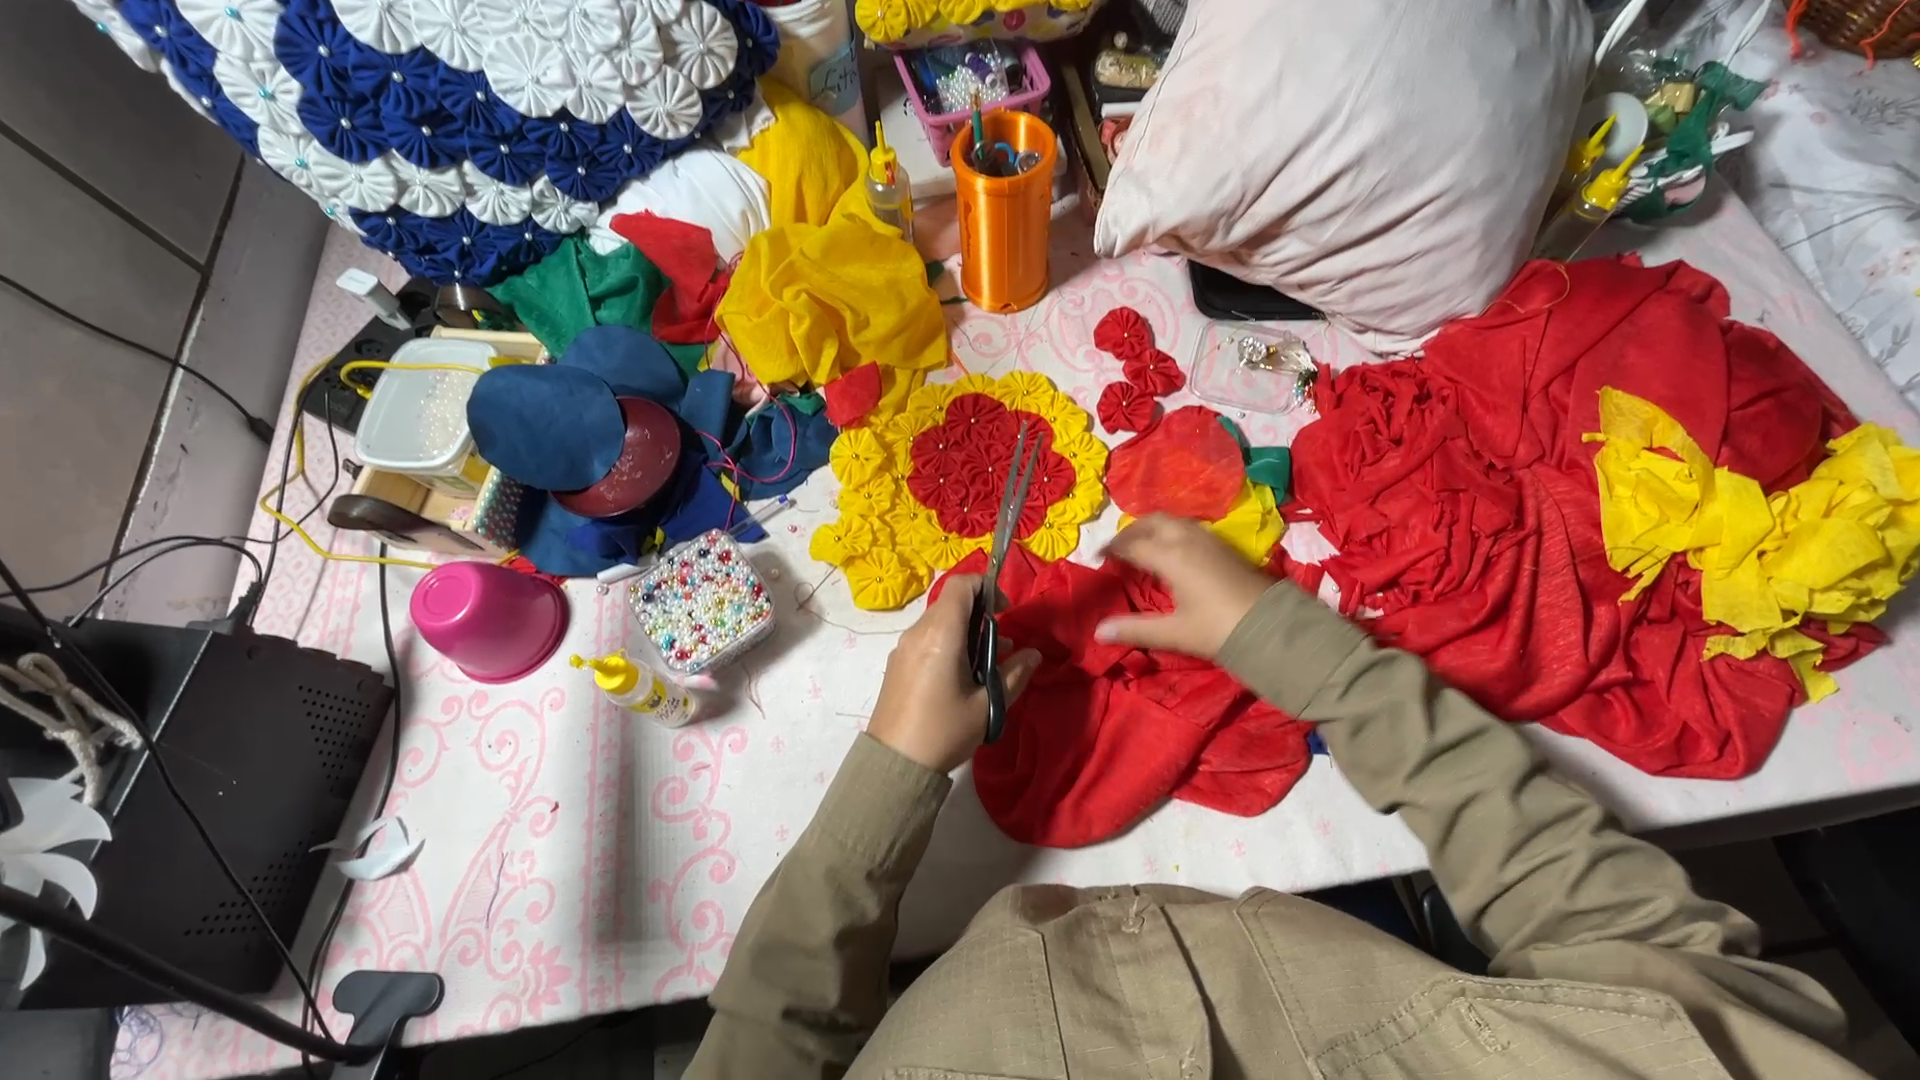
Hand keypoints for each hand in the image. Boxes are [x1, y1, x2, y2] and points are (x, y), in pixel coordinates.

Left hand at [867, 575, 1041, 772]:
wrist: (895, 764)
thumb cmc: (944, 731)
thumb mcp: (987, 706)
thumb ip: (1014, 674)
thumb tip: (1033, 654)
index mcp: (941, 634)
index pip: (961, 586)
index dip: (986, 588)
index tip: (1004, 612)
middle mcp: (918, 632)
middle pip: (951, 603)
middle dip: (980, 614)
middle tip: (1001, 644)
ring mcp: (904, 647)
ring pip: (939, 621)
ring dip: (965, 631)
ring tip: (988, 663)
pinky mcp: (898, 663)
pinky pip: (927, 638)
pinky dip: (948, 643)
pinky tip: (962, 675)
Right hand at [1095, 514, 1274, 658]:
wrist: (1273, 626)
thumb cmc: (1218, 628)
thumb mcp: (1173, 632)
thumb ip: (1134, 630)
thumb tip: (1098, 632)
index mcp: (1170, 556)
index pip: (1131, 545)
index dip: (1111, 550)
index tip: (1097, 559)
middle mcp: (1188, 539)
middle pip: (1152, 522)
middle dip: (1131, 531)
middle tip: (1118, 548)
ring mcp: (1209, 540)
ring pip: (1173, 522)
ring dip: (1152, 529)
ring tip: (1142, 546)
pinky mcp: (1225, 547)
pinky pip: (1189, 528)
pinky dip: (1171, 533)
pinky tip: (1172, 551)